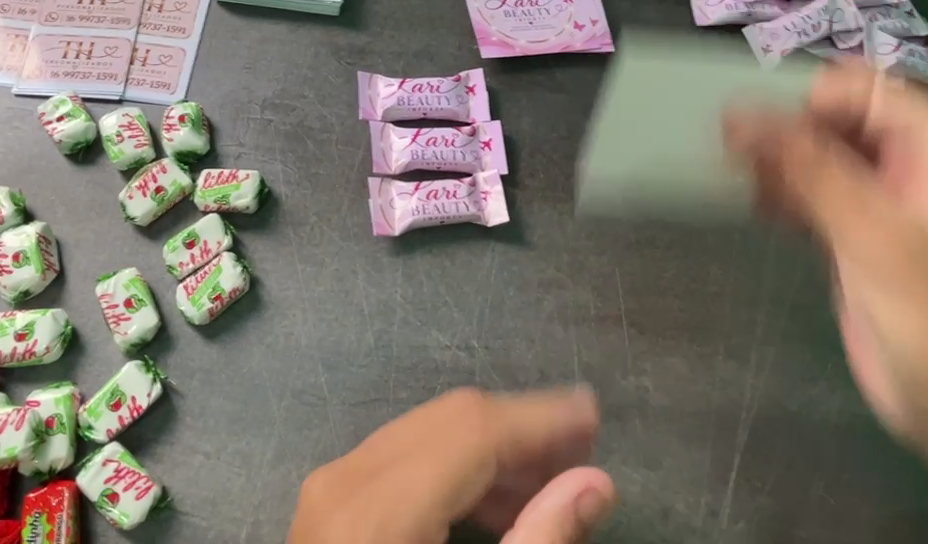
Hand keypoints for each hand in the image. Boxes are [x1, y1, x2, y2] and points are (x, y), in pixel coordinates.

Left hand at [286, 386, 615, 543]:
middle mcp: (347, 478)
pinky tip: (498, 502)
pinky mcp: (333, 498)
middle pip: (452, 421)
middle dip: (522, 428)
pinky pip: (406, 456)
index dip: (540, 418)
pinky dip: (457, 467)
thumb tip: (595, 484)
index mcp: (378, 512)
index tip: (594, 415)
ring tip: (552, 482)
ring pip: (430, 431)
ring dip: (494, 447)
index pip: (474, 432)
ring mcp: (332, 484)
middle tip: (584, 451)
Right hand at [723, 62, 927, 470]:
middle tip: (733, 152)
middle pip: (837, 119)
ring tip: (742, 184)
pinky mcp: (857, 234)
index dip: (811, 99)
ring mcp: (886, 201)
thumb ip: (808, 171)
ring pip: (817, 155)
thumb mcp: (878, 241)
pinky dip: (782, 195)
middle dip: (786, 131)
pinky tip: (758, 210)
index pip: (868, 90)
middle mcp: (919, 165)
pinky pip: (810, 192)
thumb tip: (737, 113)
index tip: (755, 125)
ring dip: (777, 164)